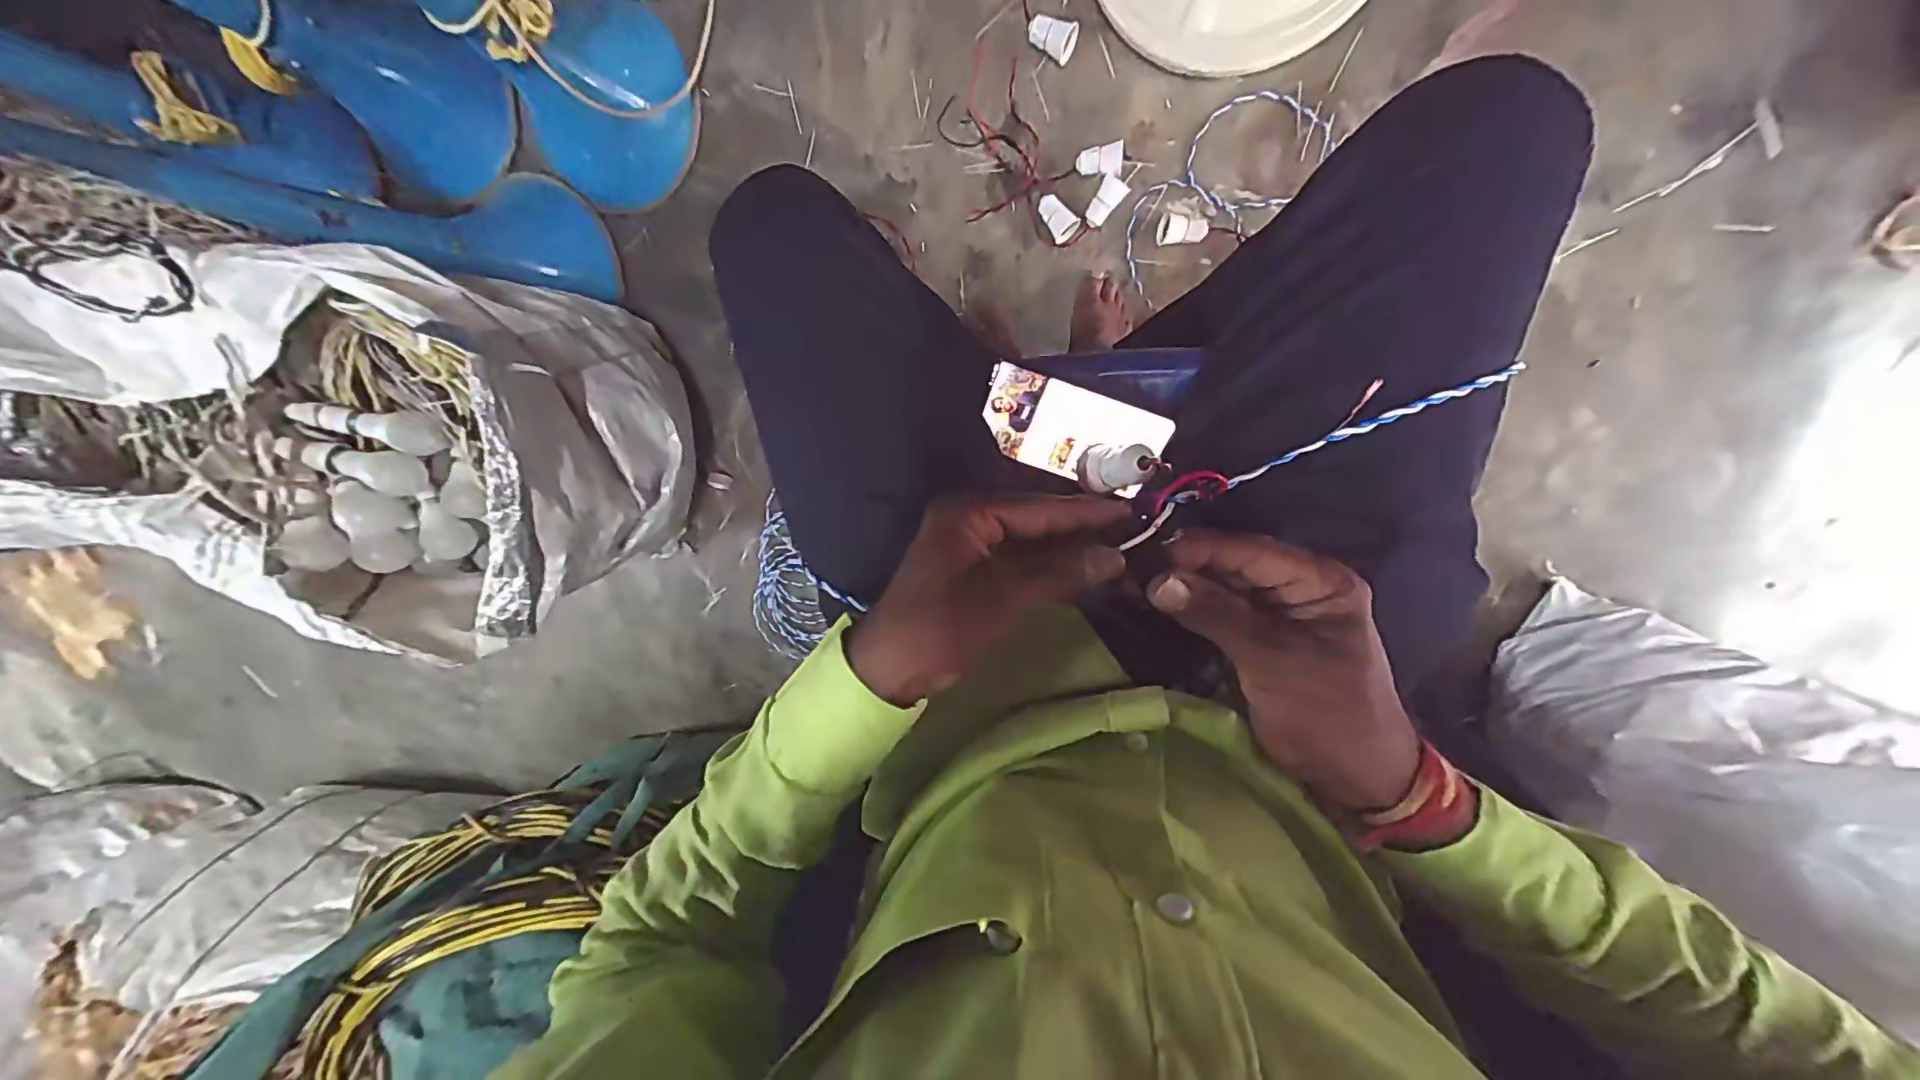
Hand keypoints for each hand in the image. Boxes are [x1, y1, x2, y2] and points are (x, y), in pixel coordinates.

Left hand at [845, 496, 1129, 705]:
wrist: (891, 669)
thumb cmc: (940, 627)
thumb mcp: (1002, 597)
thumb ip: (1058, 572)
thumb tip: (1114, 556)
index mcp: (968, 513)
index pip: (1038, 507)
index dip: (1086, 511)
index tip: (1131, 510)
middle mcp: (969, 519)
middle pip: (1037, 519)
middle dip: (1082, 528)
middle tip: (1133, 529)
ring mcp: (971, 545)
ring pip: (1032, 542)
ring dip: (1070, 549)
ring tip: (1120, 548)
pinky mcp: (975, 570)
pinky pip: (1020, 561)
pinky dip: (1051, 568)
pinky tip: (1085, 571)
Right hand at [1145, 529, 1419, 811]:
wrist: (1352, 776)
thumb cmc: (1328, 715)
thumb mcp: (1273, 661)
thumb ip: (1218, 616)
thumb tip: (1159, 581)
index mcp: (1320, 581)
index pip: (1252, 551)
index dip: (1201, 549)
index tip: (1151, 553)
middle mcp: (1296, 586)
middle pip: (1232, 563)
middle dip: (1185, 563)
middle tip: (1132, 565)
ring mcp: (1273, 611)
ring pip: (1220, 584)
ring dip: (1181, 582)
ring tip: (1133, 578)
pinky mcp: (1253, 634)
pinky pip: (1216, 609)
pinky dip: (1187, 605)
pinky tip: (1154, 600)